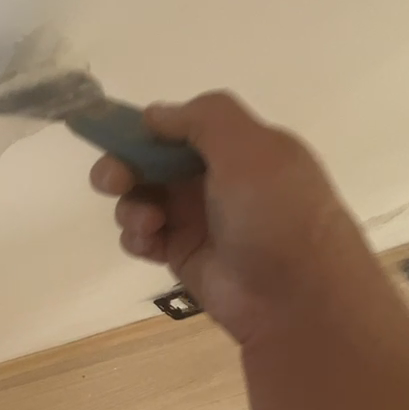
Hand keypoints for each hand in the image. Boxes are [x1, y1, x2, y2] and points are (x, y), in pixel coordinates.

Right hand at [90, 91, 364, 345]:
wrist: (294, 295)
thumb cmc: (277, 216)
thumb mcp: (252, 151)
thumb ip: (204, 120)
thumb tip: (152, 114)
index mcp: (235, 147)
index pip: (175, 128)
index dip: (142, 132)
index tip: (118, 142)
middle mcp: (212, 178)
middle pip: (148, 163)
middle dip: (122, 170)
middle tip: (114, 183)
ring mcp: (194, 217)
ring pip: (138, 200)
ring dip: (130, 209)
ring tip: (149, 227)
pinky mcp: (178, 252)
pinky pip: (140, 236)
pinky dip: (135, 238)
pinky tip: (150, 247)